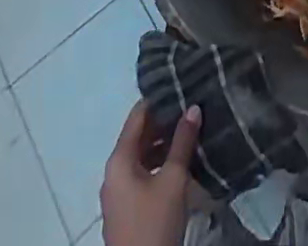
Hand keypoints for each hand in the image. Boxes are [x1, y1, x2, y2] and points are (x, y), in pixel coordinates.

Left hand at [101, 102, 199, 245]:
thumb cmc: (154, 222)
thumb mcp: (173, 180)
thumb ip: (182, 142)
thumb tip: (193, 107)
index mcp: (119, 159)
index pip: (137, 116)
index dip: (158, 100)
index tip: (179, 85)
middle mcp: (113, 170)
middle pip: (138, 135)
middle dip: (163, 122)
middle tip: (190, 107)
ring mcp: (118, 191)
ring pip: (141, 156)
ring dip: (162, 143)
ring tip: (190, 131)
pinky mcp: (126, 207)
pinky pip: (141, 173)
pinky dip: (158, 162)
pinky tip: (179, 162)